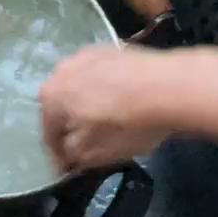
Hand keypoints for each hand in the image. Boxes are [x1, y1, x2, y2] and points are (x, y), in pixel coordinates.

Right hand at [39, 45, 189, 172]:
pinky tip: (124, 99)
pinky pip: (101, 74)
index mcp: (49, 97)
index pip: (48, 133)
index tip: (70, 168)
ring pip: (81, 86)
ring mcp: (85, 55)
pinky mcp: (111, 48)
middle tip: (89, 142)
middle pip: (62, 105)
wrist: (169, 86)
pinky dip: (106, 87)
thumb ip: (73, 156)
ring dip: (88, 102)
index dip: (59, 154)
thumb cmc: (126, 123)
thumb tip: (65, 156)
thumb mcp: (97, 153)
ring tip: (110, 118)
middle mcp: (60, 70)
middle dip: (72, 124)